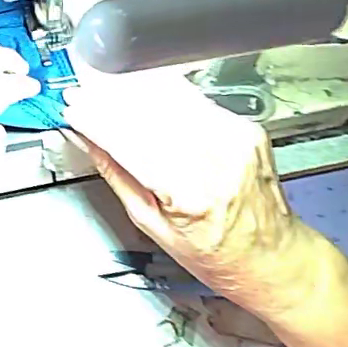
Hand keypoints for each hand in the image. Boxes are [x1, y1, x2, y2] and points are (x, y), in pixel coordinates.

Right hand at [63, 73, 347, 324]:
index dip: (94, 119)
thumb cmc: (219, 254)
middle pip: (148, 110)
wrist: (274, 258)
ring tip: (105, 88)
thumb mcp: (152, 225)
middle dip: (109, 98)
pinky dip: (163, 92)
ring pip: (171, 96)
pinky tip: (142, 92)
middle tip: (83, 93)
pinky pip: (194, 99)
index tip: (73, 109)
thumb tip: (88, 141)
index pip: (128, 139)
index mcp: (190, 193)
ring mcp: (234, 139)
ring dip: (132, 89)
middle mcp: (217, 160)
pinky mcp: (244, 127)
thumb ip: (116, 175)